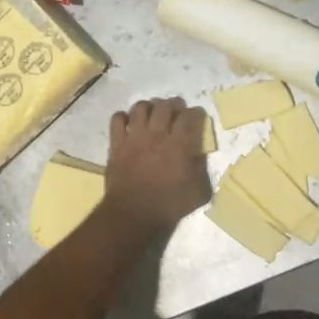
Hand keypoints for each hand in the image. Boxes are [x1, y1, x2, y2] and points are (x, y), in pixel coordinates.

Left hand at [104, 98, 211, 229]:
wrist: (134, 214)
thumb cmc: (169, 205)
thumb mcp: (199, 192)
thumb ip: (202, 169)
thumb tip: (199, 154)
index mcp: (179, 145)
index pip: (190, 117)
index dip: (196, 112)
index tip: (198, 115)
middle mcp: (156, 134)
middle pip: (165, 106)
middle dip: (174, 104)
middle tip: (177, 110)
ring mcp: (134, 137)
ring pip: (140, 107)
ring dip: (149, 106)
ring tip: (153, 112)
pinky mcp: (117, 144)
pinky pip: (117, 119)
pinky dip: (123, 117)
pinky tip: (129, 123)